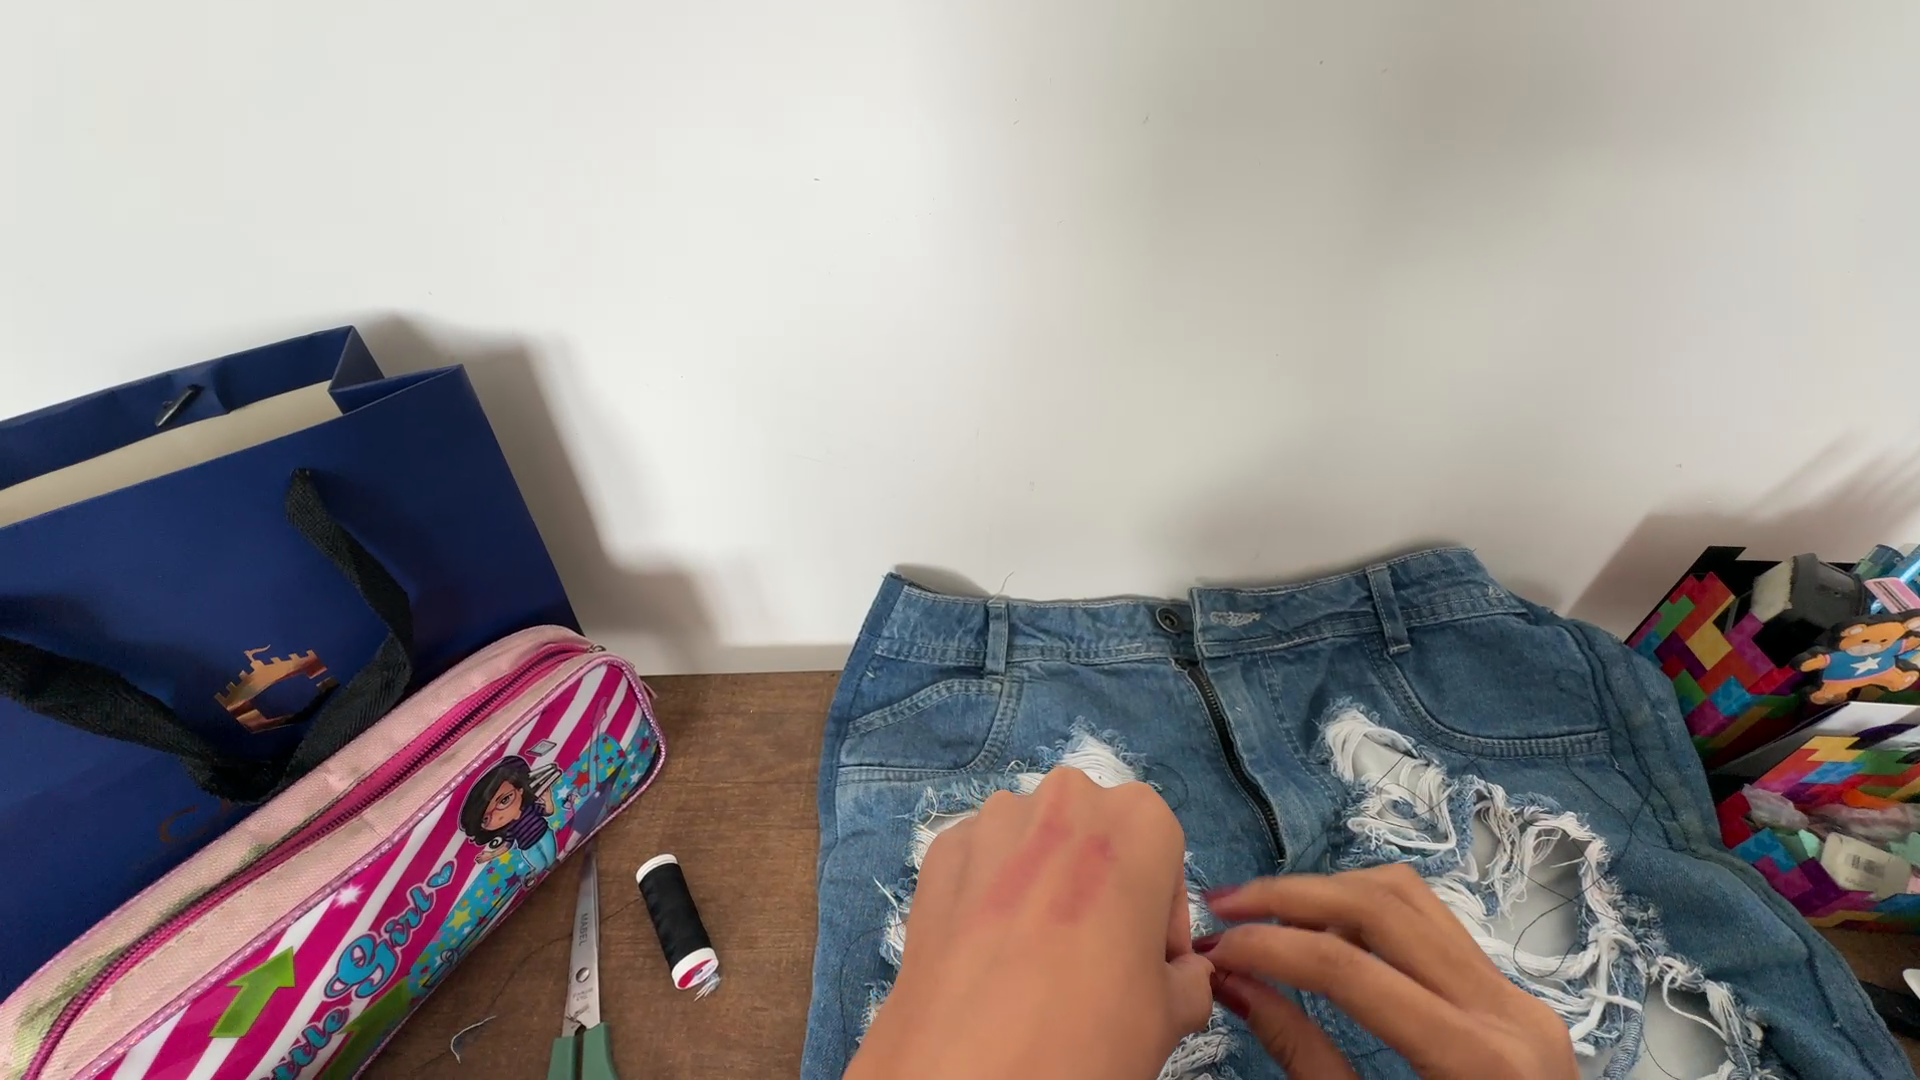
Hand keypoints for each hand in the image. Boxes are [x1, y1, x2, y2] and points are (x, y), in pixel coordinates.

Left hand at [845, 767, 1214, 1079]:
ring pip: (1033, 840)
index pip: (1162, 851)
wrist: (973, 1070)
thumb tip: (1180, 970)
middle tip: (1092, 956)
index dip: (1159, 910)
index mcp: (1136, 818)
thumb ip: (1186, 973)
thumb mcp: (1171, 1012)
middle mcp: (1064, 796)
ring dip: (1040, 882)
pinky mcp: (942, 846)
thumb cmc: (1091, 1030)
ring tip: (1031, 955)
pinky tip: (986, 950)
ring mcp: (995, 817)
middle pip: (1093, 833)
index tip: (1146, 957)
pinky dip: (988, 890)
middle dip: (1097, 883)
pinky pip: (980, 858)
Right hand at [1200, 865, 1575, 1079]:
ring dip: (1324, 891)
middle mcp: (1508, 1010)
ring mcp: (1515, 995)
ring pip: (1404, 894)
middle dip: (1287, 897)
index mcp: (1481, 1064)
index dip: (1267, 949)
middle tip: (1223, 907)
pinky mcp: (1508, 993)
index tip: (1212, 952)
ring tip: (1267, 913)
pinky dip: (1362, 908)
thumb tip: (1231, 982)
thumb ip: (1303, 1057)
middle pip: (1378, 906)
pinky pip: (1426, 918)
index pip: (1348, 968)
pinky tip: (1323, 930)